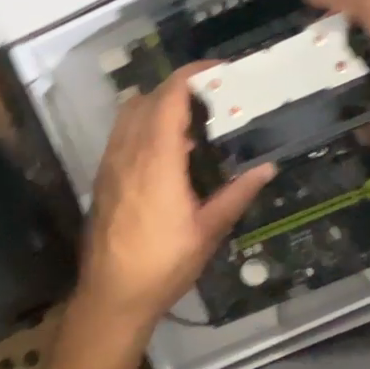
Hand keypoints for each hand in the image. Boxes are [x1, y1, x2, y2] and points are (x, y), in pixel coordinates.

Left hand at [75, 63, 276, 331]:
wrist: (112, 296)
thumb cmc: (163, 265)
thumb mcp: (207, 232)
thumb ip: (236, 194)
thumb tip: (266, 169)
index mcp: (157, 158)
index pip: (171, 95)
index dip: (194, 75)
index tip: (220, 73)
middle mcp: (128, 151)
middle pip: (148, 98)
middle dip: (179, 89)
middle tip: (212, 101)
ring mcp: (110, 164)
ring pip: (129, 115)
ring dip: (157, 108)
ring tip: (190, 127)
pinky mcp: (103, 180)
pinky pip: (121, 137)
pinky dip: (142, 129)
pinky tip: (165, 156)